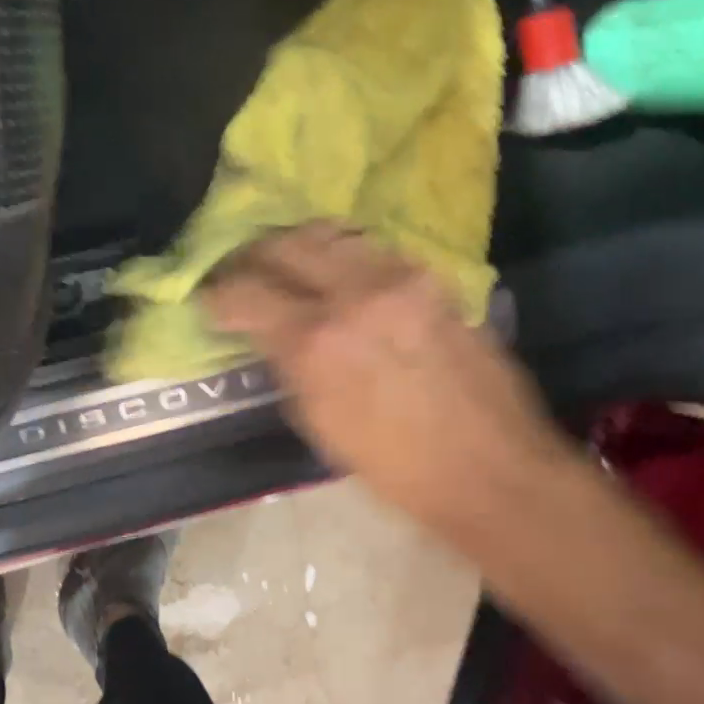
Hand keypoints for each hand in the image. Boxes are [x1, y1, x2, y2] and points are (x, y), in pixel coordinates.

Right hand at [203, 222, 576, 530]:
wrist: (492, 469)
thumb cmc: (393, 466)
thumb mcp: (315, 420)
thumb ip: (284, 362)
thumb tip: (263, 331)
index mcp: (315, 341)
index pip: (244, 291)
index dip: (217, 294)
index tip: (210, 301)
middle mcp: (354, 294)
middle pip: (283, 245)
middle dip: (252, 257)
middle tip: (243, 273)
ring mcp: (398, 279)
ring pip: (327, 234)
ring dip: (296, 247)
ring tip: (286, 265)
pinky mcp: (431, 279)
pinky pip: (369, 248)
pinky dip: (340, 254)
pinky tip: (336, 274)